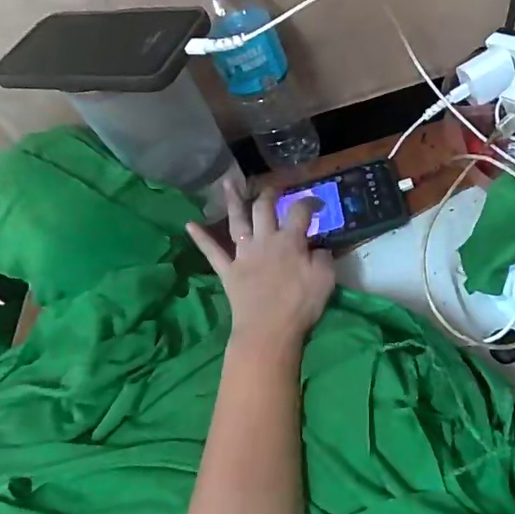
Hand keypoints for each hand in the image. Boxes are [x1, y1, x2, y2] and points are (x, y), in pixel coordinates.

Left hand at [186, 178, 335, 346]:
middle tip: (273, 187)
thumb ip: (323, 257)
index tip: (317, 204)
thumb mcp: (325, 279)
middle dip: (269, 193)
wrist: (269, 330)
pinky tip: (189, 225)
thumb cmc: (300, 305)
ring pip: (237, 221)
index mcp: (290, 241)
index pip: (300, 211)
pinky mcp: (228, 271)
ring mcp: (243, 254)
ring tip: (227, 183)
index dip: (310, 203)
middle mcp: (265, 240)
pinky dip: (200, 238)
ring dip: (232, 200)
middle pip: (264, 208)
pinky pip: (212, 252)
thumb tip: (318, 246)